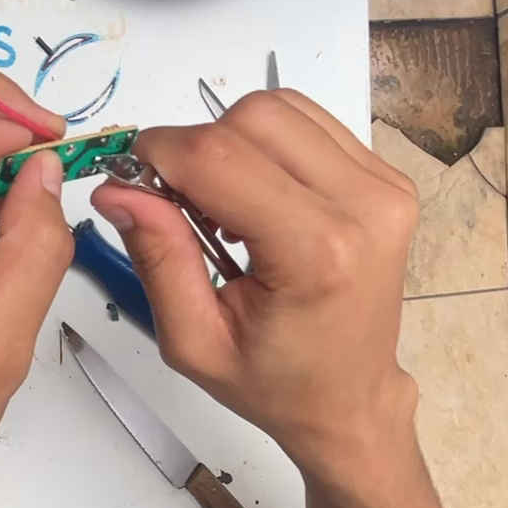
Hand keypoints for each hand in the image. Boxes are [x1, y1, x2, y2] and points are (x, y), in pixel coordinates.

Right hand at [90, 90, 420, 488]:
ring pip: (281, 108)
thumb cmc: (272, 385)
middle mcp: (363, 205)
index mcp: (315, 254)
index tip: (130, 181)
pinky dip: (262, 148)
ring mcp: (384, 185)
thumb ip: (158, 260)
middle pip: (252, 118)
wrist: (346, 398)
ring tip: (216, 209)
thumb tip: (117, 190)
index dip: (159, 155)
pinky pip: (309, 124)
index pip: (220, 157)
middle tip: (175, 207)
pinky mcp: (390, 177)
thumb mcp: (193, 342)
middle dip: (193, 150)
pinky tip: (250, 200)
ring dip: (228, 144)